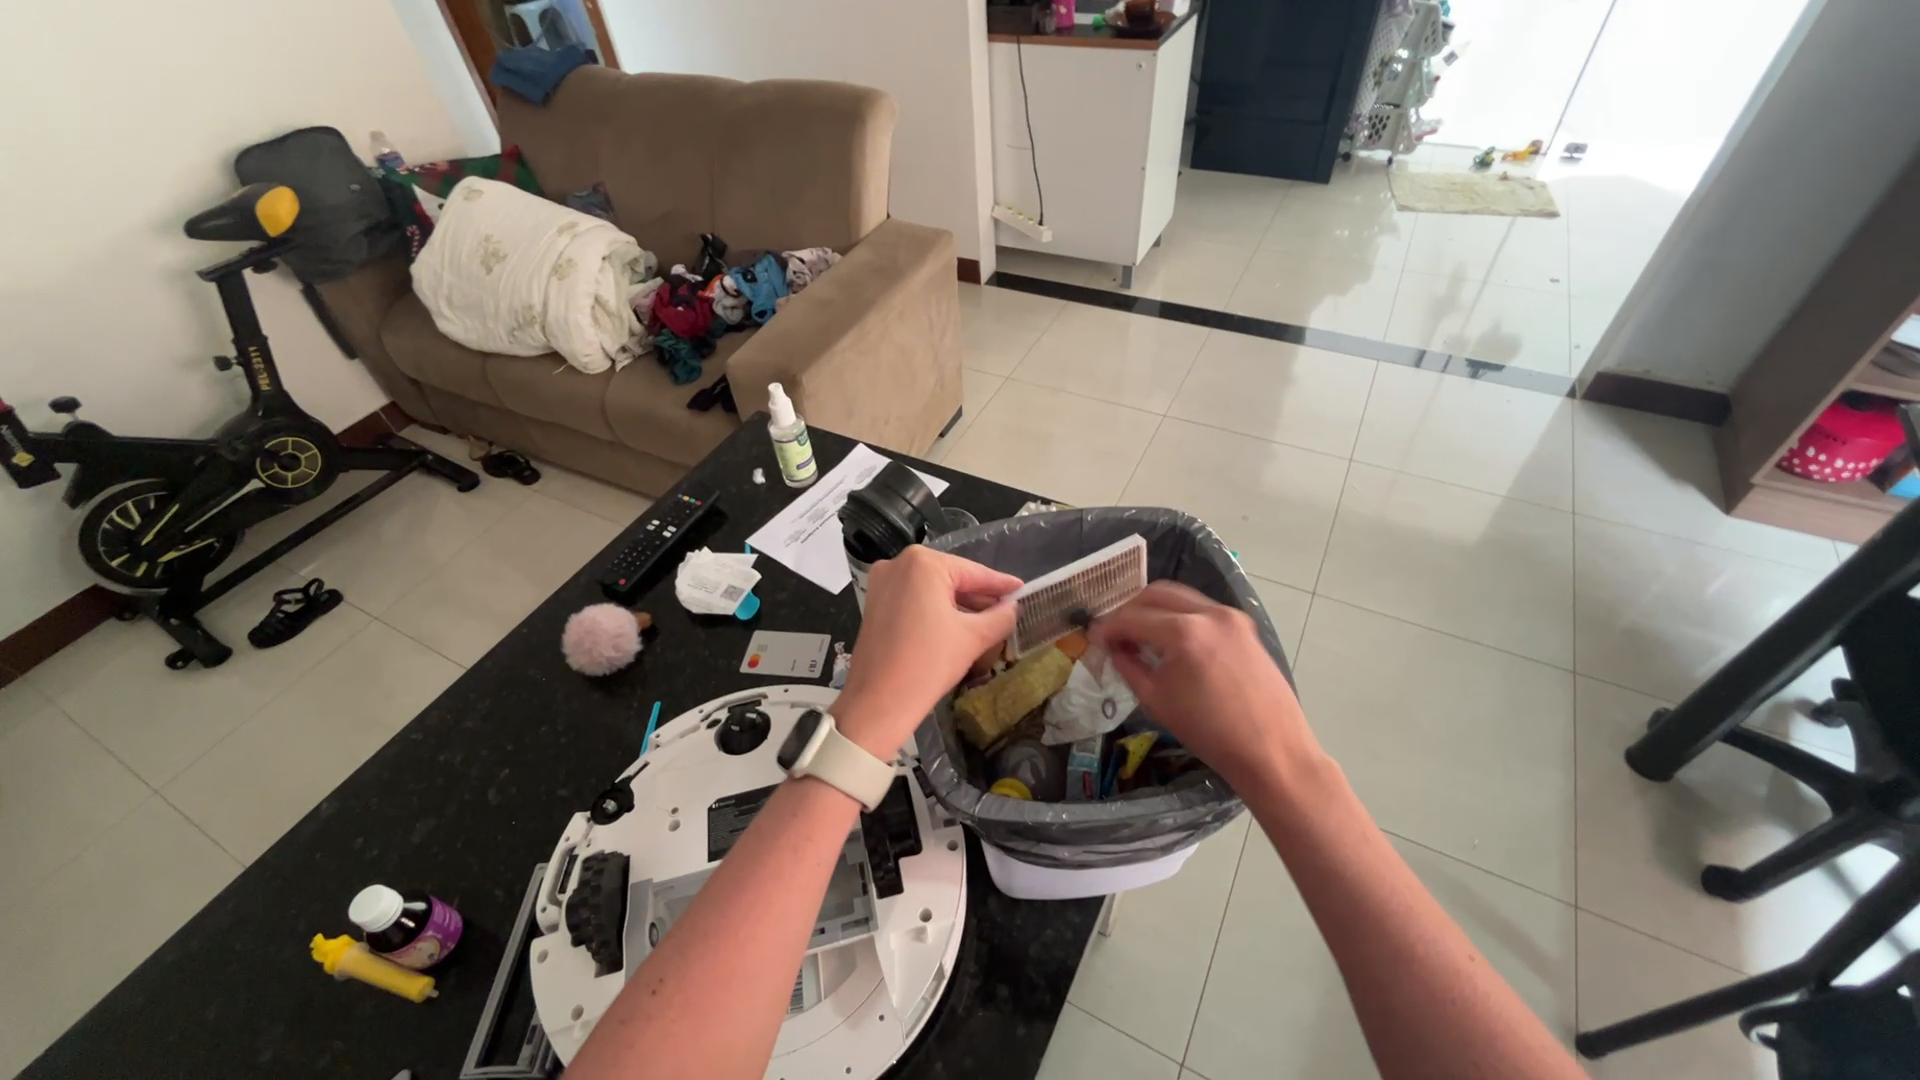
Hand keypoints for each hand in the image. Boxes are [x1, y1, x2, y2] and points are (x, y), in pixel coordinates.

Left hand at [835, 547, 1020, 758]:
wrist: (878, 702)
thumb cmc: (928, 663)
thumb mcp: (973, 638)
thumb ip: (1000, 617)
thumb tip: (1014, 607)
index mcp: (923, 563)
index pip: (973, 572)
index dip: (1001, 584)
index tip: (1022, 589)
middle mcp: (898, 564)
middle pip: (951, 579)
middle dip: (979, 596)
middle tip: (1009, 609)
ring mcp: (882, 584)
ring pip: (932, 590)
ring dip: (959, 605)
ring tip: (989, 621)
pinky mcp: (874, 604)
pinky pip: (915, 600)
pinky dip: (936, 610)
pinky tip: (958, 625)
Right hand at [1088, 582, 1321, 794]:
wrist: (1272, 751)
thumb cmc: (1209, 733)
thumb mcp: (1156, 700)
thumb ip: (1129, 665)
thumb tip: (1113, 647)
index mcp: (1184, 632)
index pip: (1133, 617)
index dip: (1108, 626)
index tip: (1094, 637)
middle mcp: (1209, 613)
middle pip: (1157, 593)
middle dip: (1130, 609)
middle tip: (1115, 632)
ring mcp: (1231, 616)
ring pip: (1181, 597)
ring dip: (1156, 609)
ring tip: (1141, 635)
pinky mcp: (1245, 627)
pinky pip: (1202, 609)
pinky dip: (1181, 617)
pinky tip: (1171, 641)